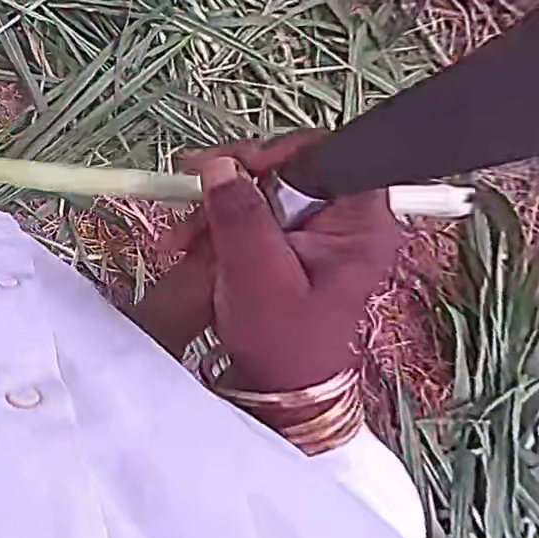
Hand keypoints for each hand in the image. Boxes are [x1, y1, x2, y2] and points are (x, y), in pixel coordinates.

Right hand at [126, 134, 402, 391]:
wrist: (275, 384)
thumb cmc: (278, 336)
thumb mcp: (256, 273)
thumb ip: (240, 216)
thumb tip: (219, 164)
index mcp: (358, 222)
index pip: (330, 154)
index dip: (278, 153)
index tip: (230, 169)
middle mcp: (340, 219)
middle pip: (285, 170)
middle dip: (230, 185)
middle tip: (188, 199)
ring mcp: (312, 232)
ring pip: (258, 192)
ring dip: (213, 208)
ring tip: (180, 239)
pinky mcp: (284, 245)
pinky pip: (247, 215)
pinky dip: (214, 225)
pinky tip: (191, 245)